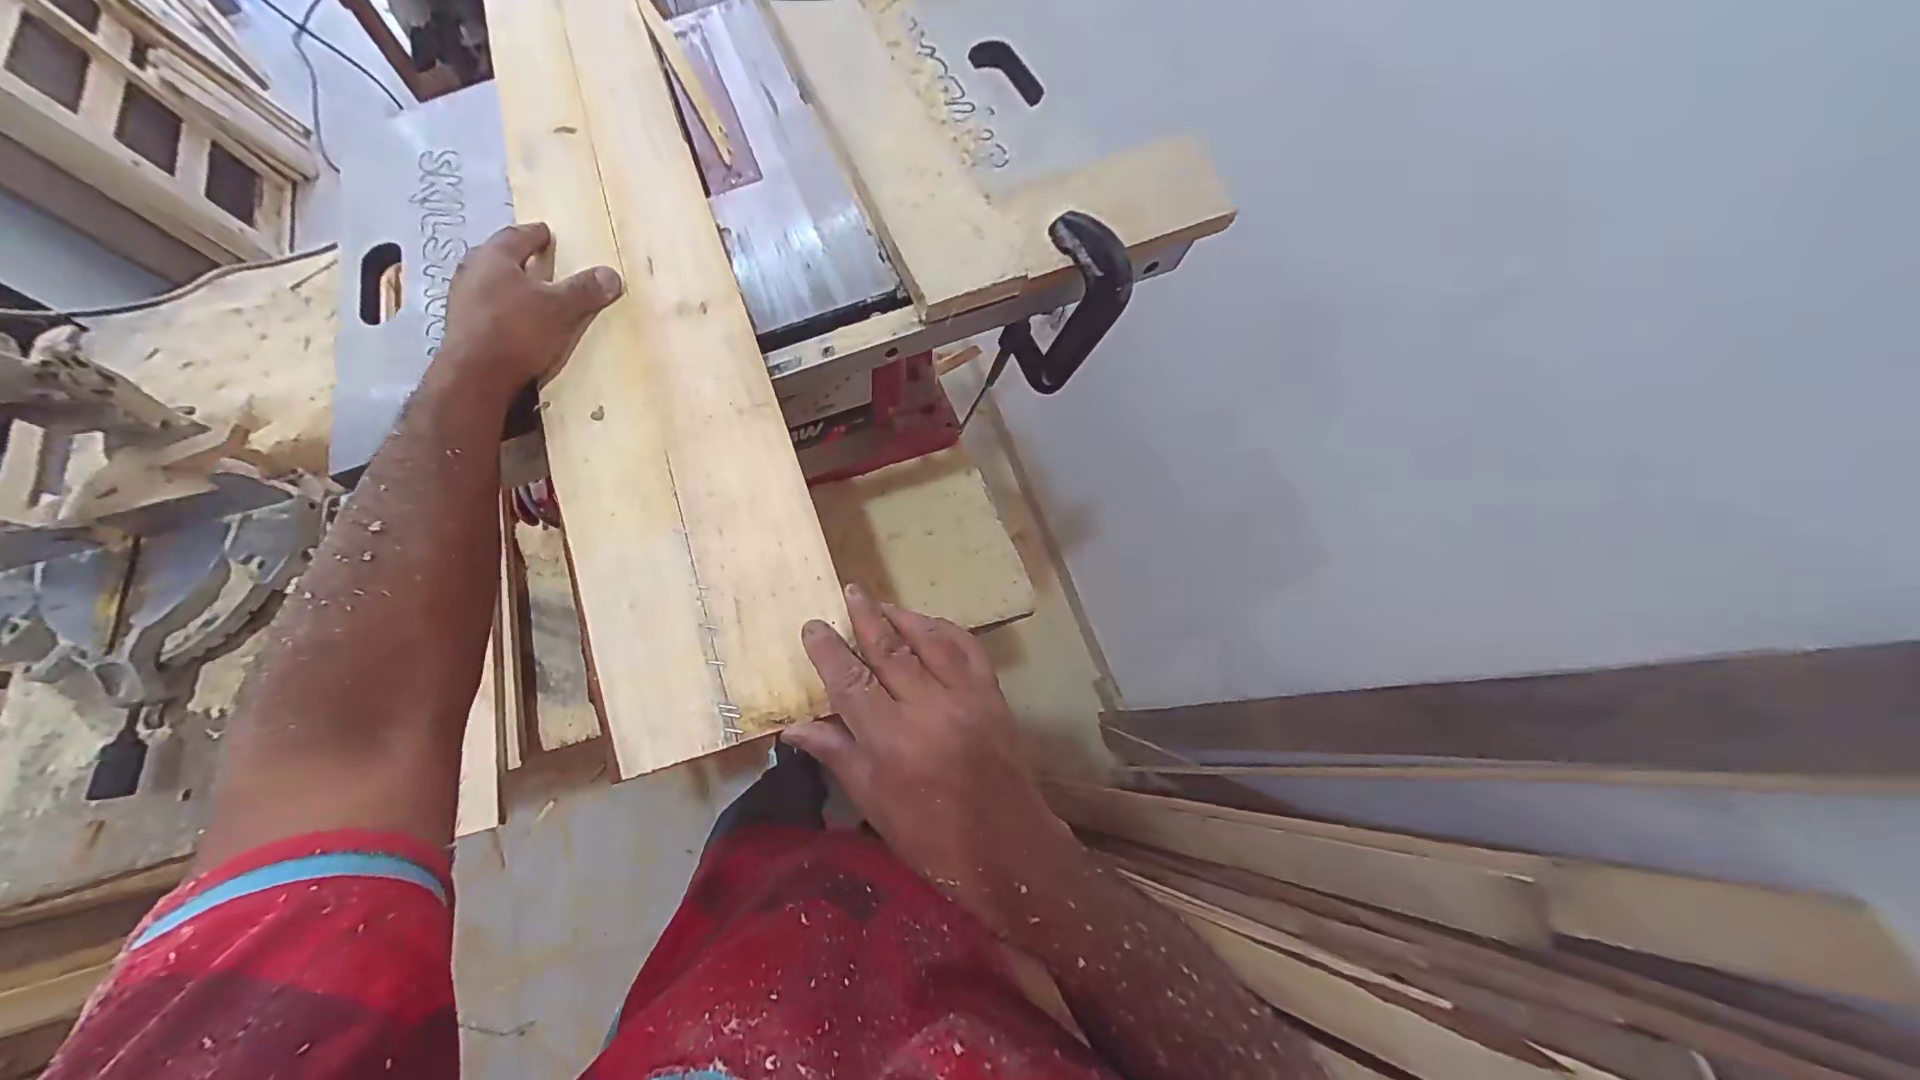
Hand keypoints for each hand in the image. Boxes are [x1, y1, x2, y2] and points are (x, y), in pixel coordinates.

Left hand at [438, 223, 623, 393]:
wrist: (476, 375)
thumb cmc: (518, 330)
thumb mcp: (560, 309)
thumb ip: (585, 290)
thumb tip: (611, 273)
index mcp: (494, 257)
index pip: (517, 236)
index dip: (536, 234)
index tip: (548, 233)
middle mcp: (472, 271)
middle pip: (500, 257)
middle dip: (521, 258)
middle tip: (542, 261)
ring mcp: (462, 298)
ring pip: (492, 282)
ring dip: (512, 284)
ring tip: (533, 293)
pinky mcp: (462, 325)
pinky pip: (489, 306)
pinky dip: (505, 307)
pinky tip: (519, 320)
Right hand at [784, 584, 1078, 936]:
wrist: (1008, 847)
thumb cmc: (932, 837)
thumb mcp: (875, 804)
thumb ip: (838, 754)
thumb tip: (794, 726)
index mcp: (892, 740)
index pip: (850, 681)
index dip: (828, 651)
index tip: (813, 626)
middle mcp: (928, 708)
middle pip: (889, 650)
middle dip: (866, 618)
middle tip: (849, 591)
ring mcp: (966, 697)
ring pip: (930, 641)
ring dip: (903, 617)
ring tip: (881, 602)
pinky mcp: (992, 695)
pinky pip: (968, 649)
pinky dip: (947, 631)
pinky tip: (931, 624)